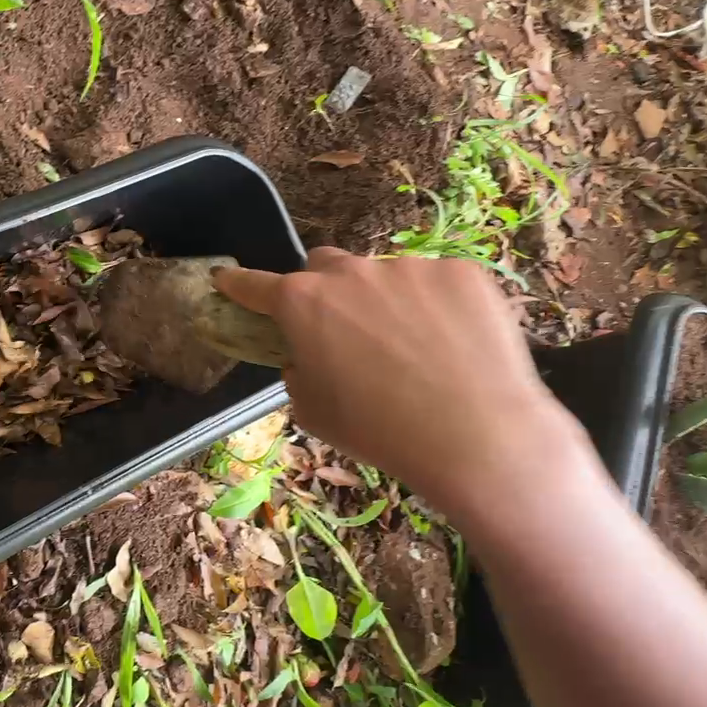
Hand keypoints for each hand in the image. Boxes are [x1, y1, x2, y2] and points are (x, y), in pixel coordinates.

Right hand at [214, 249, 601, 526]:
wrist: (481, 440)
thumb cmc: (380, 432)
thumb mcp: (313, 412)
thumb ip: (297, 373)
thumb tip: (306, 359)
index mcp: (301, 303)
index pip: (252, 284)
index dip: (236, 283)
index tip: (225, 278)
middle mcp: (347, 273)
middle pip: (322, 265)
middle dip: (324, 288)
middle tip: (345, 327)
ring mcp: (407, 267)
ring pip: (383, 275)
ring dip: (385, 299)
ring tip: (417, 347)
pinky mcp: (461, 272)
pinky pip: (437, 281)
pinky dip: (439, 304)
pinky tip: (456, 343)